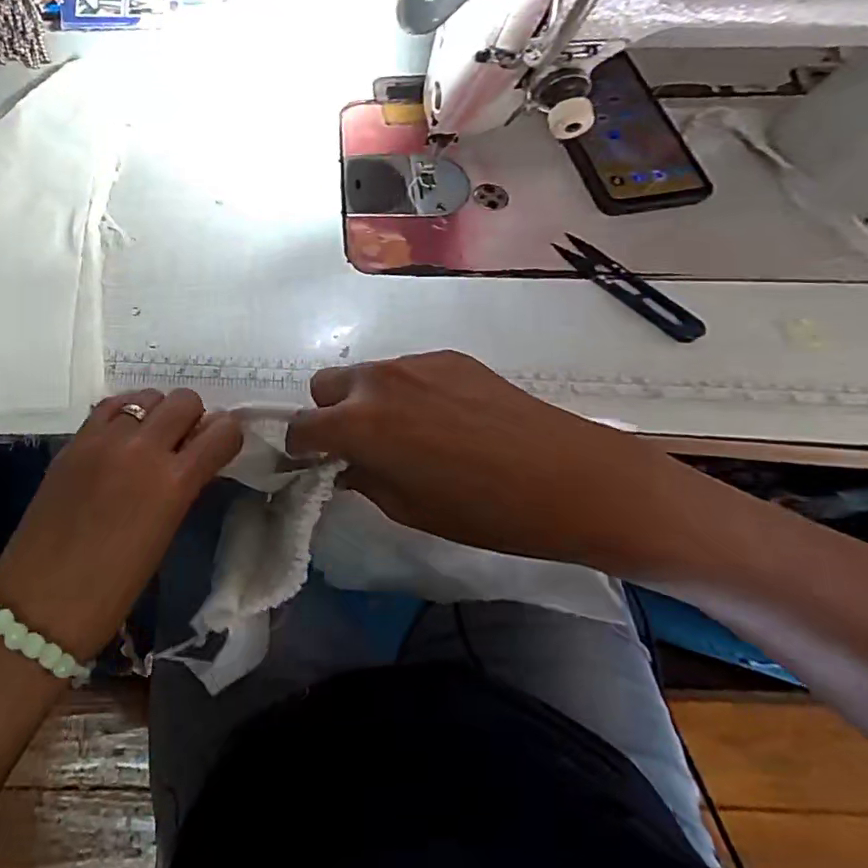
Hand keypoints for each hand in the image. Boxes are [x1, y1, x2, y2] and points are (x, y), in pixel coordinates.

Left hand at [0, 389, 241, 658]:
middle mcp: (142, 449)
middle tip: (185, 444)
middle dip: (194, 418)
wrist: (40, 603)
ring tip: (150, 442)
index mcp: (174, 482)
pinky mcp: (73, 442)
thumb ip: (183, 488)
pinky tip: (121, 438)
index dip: (228, 436)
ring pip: (147, 397)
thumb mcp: (165, 534)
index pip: (222, 432)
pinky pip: (110, 408)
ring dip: (158, 414)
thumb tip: (194, 463)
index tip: (222, 448)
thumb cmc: (114, 588)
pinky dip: (125, 415)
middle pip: (185, 400)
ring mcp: (102, 440)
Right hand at [285, 351, 702, 576]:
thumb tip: (345, 464)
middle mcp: (378, 380)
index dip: (301, 450)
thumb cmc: (482, 510)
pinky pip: (408, 372)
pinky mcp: (450, 357)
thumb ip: (363, 477)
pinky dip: (407, 392)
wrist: (567, 477)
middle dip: (330, 415)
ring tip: (407, 434)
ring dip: (368, 401)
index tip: (316, 466)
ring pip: (368, 376)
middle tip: (359, 447)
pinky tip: (445, 421)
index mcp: (358, 423)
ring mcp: (416, 362)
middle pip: (326, 386)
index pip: (300, 426)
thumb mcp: (407, 508)